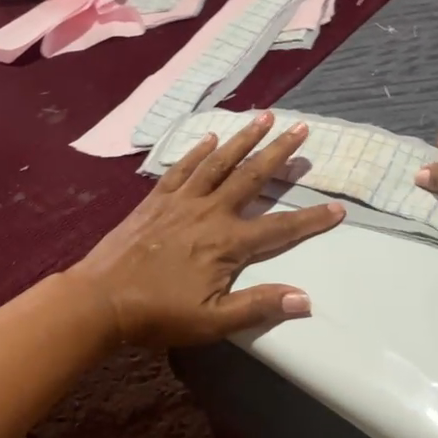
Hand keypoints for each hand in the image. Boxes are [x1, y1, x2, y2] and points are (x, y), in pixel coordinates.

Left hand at [67, 112, 343, 347]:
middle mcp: (209, 212)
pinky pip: (181, 167)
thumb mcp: (212, 321)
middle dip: (280, 152)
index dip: (312, 219)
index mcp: (227, 243)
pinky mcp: (156, 199)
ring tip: (265, 116)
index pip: (280, 228)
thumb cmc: (158, 314)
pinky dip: (197, 151)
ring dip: (244, 138)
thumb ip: (258, 306)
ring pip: (219, 161)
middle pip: (252, 176)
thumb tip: (305, 299)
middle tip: (301, 128)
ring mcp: (181, 201)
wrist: (99, 299)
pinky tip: (209, 137)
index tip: (339, 207)